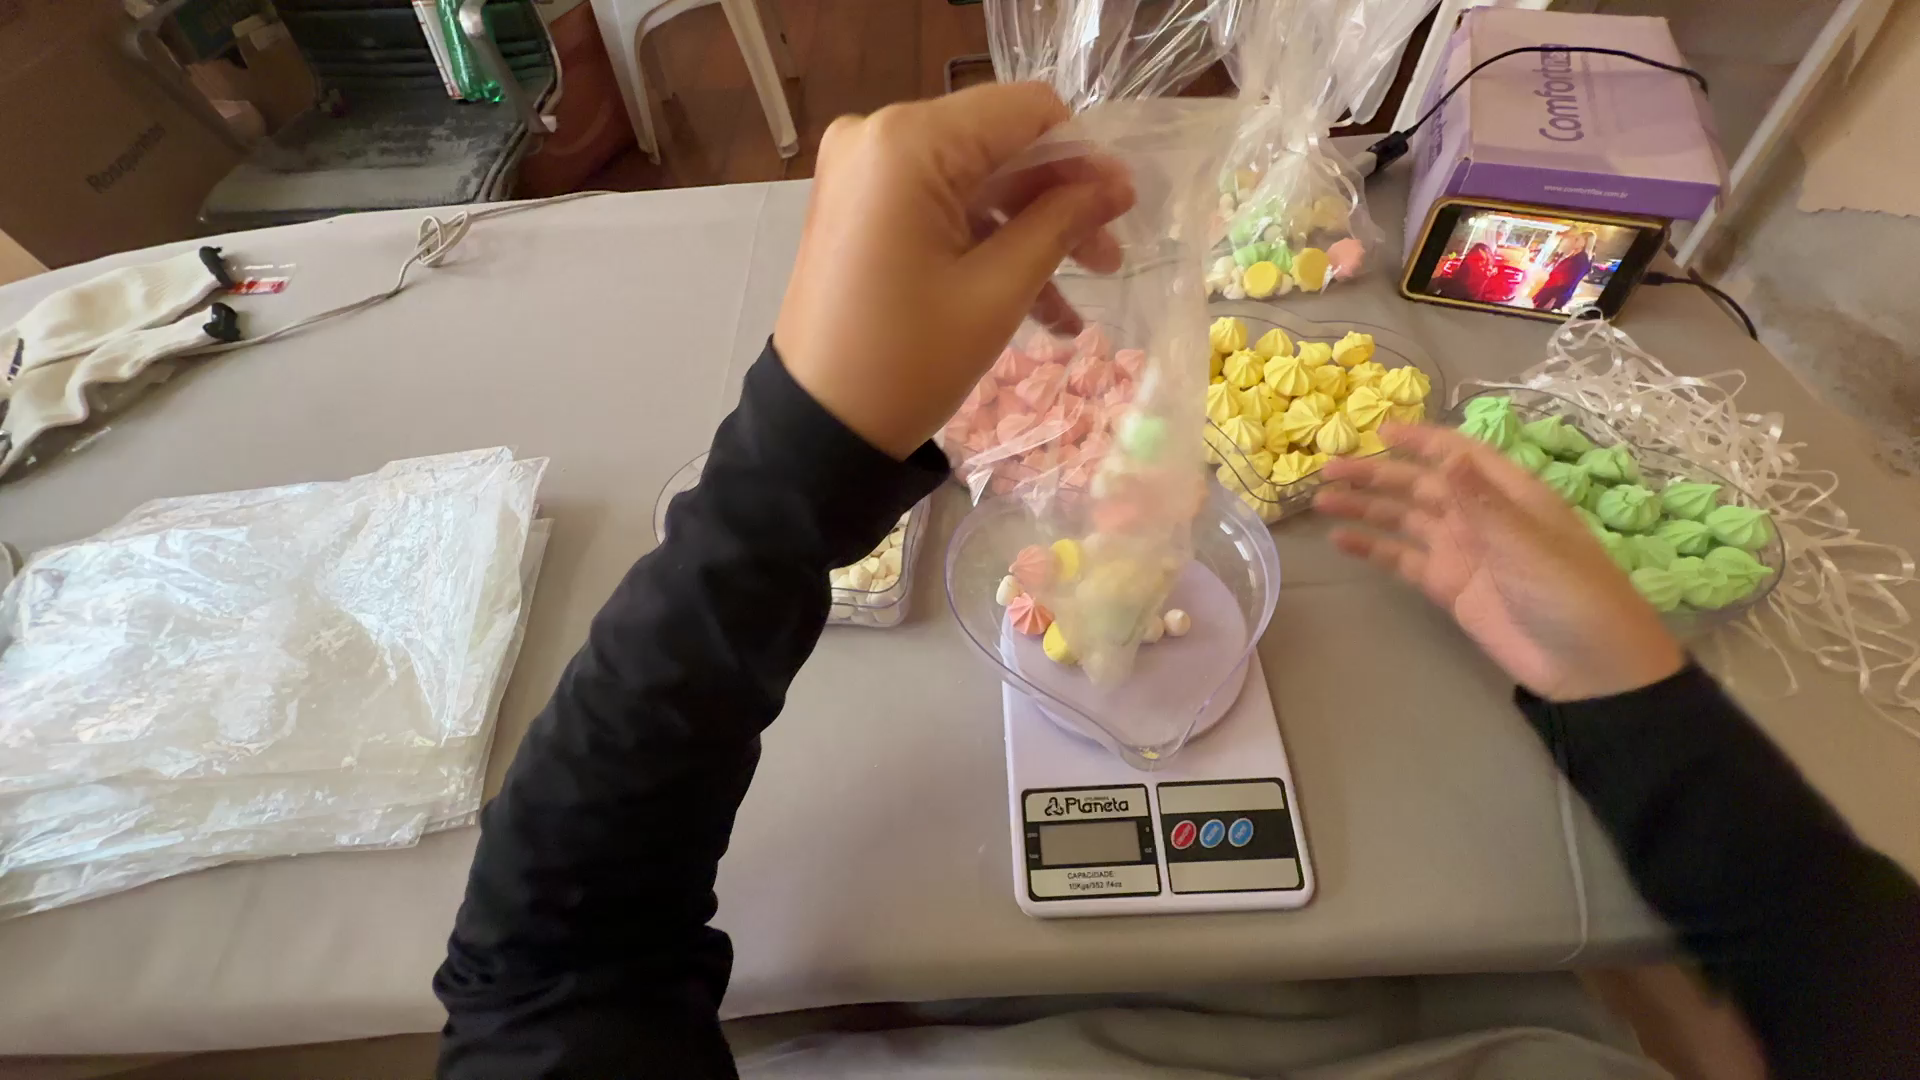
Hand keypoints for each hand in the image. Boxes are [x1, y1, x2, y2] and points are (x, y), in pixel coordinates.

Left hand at [774, 83, 1134, 458]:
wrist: (821, 427)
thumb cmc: (910, 363)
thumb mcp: (996, 293)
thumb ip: (1061, 224)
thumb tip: (1116, 184)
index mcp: (908, 143)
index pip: (1025, 112)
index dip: (1083, 157)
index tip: (1121, 209)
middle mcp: (876, 137)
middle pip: (996, 149)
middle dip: (1056, 205)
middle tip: (1107, 262)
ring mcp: (860, 175)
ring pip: (970, 188)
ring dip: (1025, 239)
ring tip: (1071, 306)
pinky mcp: (856, 212)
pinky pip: (935, 214)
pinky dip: (980, 250)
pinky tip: (1029, 306)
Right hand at [1314, 424, 1684, 701]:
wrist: (1586, 667)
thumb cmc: (1570, 595)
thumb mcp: (1528, 544)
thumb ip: (1481, 501)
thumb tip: (1447, 455)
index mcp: (1508, 497)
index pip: (1459, 455)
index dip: (1421, 440)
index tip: (1379, 431)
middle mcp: (1479, 517)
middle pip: (1419, 485)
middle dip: (1375, 475)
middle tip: (1329, 469)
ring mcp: (1459, 551)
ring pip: (1402, 519)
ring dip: (1365, 508)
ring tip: (1322, 502)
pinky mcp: (1445, 584)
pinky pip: (1400, 559)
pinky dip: (1370, 548)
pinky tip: (1340, 541)